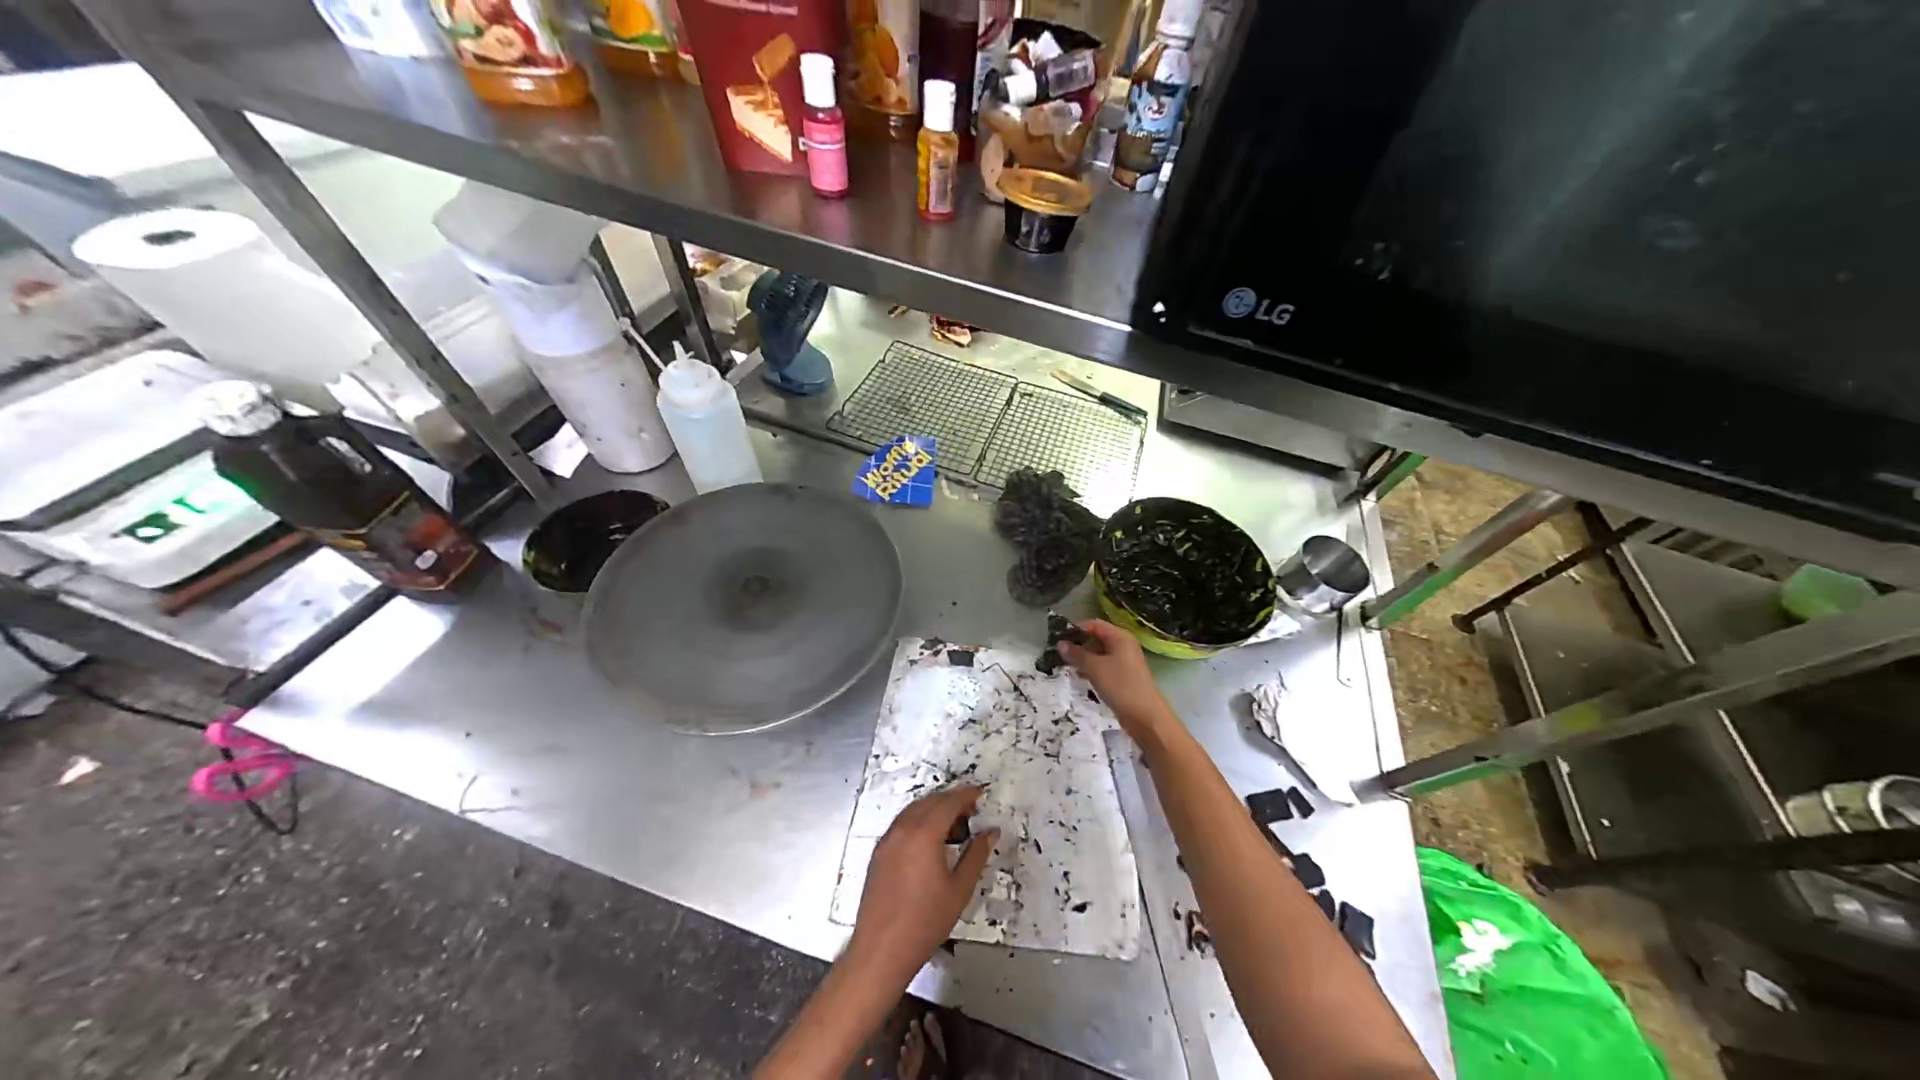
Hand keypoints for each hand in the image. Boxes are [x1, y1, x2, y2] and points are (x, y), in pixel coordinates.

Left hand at [848, 785, 998, 978]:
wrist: (882, 948)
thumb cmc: (925, 921)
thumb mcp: (960, 889)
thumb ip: (976, 855)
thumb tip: (990, 833)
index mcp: (923, 834)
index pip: (948, 802)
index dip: (966, 795)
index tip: (979, 793)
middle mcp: (902, 830)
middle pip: (929, 802)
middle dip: (951, 800)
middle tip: (971, 811)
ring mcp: (887, 840)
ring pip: (913, 811)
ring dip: (934, 809)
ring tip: (954, 826)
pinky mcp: (879, 853)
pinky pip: (901, 824)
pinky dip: (918, 821)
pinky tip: (930, 840)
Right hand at [1058, 619, 1174, 739]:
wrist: (1144, 716)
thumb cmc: (1120, 686)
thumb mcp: (1094, 667)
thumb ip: (1076, 654)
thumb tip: (1060, 643)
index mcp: (1120, 637)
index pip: (1094, 624)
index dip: (1076, 629)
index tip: (1059, 638)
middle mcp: (1124, 645)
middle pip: (1097, 638)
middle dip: (1079, 645)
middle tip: (1061, 655)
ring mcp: (1125, 661)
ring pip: (1100, 654)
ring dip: (1084, 659)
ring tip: (1067, 666)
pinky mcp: (1124, 676)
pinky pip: (1105, 666)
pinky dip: (1093, 669)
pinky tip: (1081, 677)